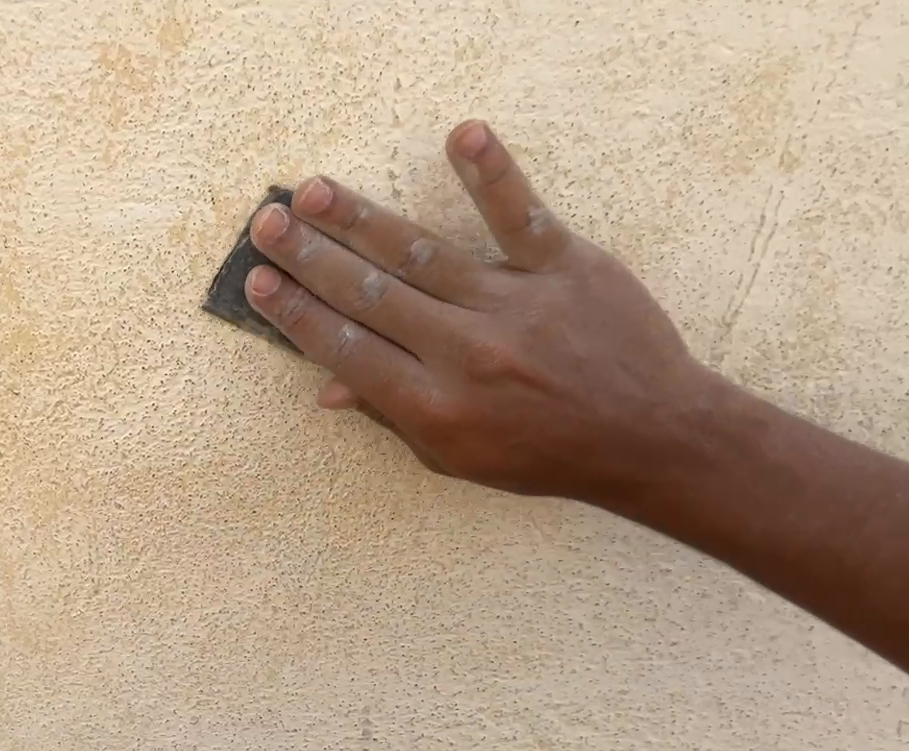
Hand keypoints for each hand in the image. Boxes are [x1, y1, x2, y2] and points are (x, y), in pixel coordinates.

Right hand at [244, 120, 739, 505]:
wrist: (650, 438)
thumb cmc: (538, 455)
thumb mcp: (450, 455)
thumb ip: (389, 414)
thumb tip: (327, 388)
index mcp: (432, 405)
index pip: (345, 349)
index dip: (295, 314)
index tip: (258, 282)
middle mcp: (465, 352)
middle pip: (369, 295)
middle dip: (308, 258)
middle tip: (266, 225)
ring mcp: (516, 305)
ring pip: (421, 254)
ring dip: (360, 219)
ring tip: (313, 192)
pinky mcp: (568, 268)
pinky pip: (521, 217)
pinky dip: (492, 176)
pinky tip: (460, 136)